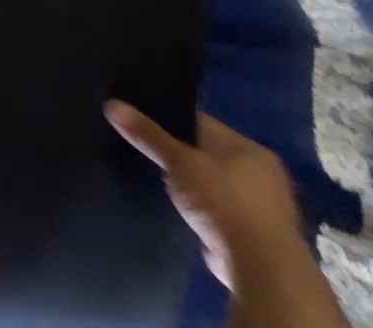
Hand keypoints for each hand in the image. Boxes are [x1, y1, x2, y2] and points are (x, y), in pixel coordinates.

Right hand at [106, 101, 304, 288]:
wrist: (259, 266)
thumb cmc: (223, 202)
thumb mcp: (180, 162)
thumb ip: (148, 135)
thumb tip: (112, 105)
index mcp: (249, 149)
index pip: (201, 122)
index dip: (167, 117)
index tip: (135, 118)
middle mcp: (260, 173)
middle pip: (204, 151)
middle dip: (174, 150)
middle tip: (136, 144)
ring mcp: (257, 204)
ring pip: (207, 180)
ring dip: (184, 181)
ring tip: (147, 173)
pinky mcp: (248, 230)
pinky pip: (211, 206)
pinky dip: (193, 204)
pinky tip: (169, 203)